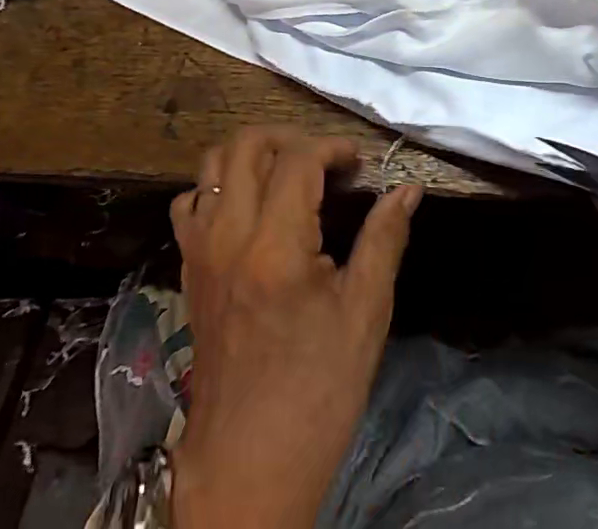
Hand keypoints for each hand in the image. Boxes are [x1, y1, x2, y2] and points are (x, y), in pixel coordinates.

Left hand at [169, 128, 421, 528]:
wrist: (249, 457)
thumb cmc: (319, 388)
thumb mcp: (366, 312)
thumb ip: (385, 239)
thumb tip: (409, 189)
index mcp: (275, 247)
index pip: (298, 160)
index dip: (334, 148)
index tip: (360, 165)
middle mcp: (228, 237)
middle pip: (245, 146)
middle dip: (291, 138)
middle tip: (327, 162)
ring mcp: (199, 252)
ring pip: (212, 166)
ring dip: (255, 156)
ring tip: (293, 177)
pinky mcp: (188, 270)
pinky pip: (191, 203)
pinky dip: (221, 188)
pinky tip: (252, 209)